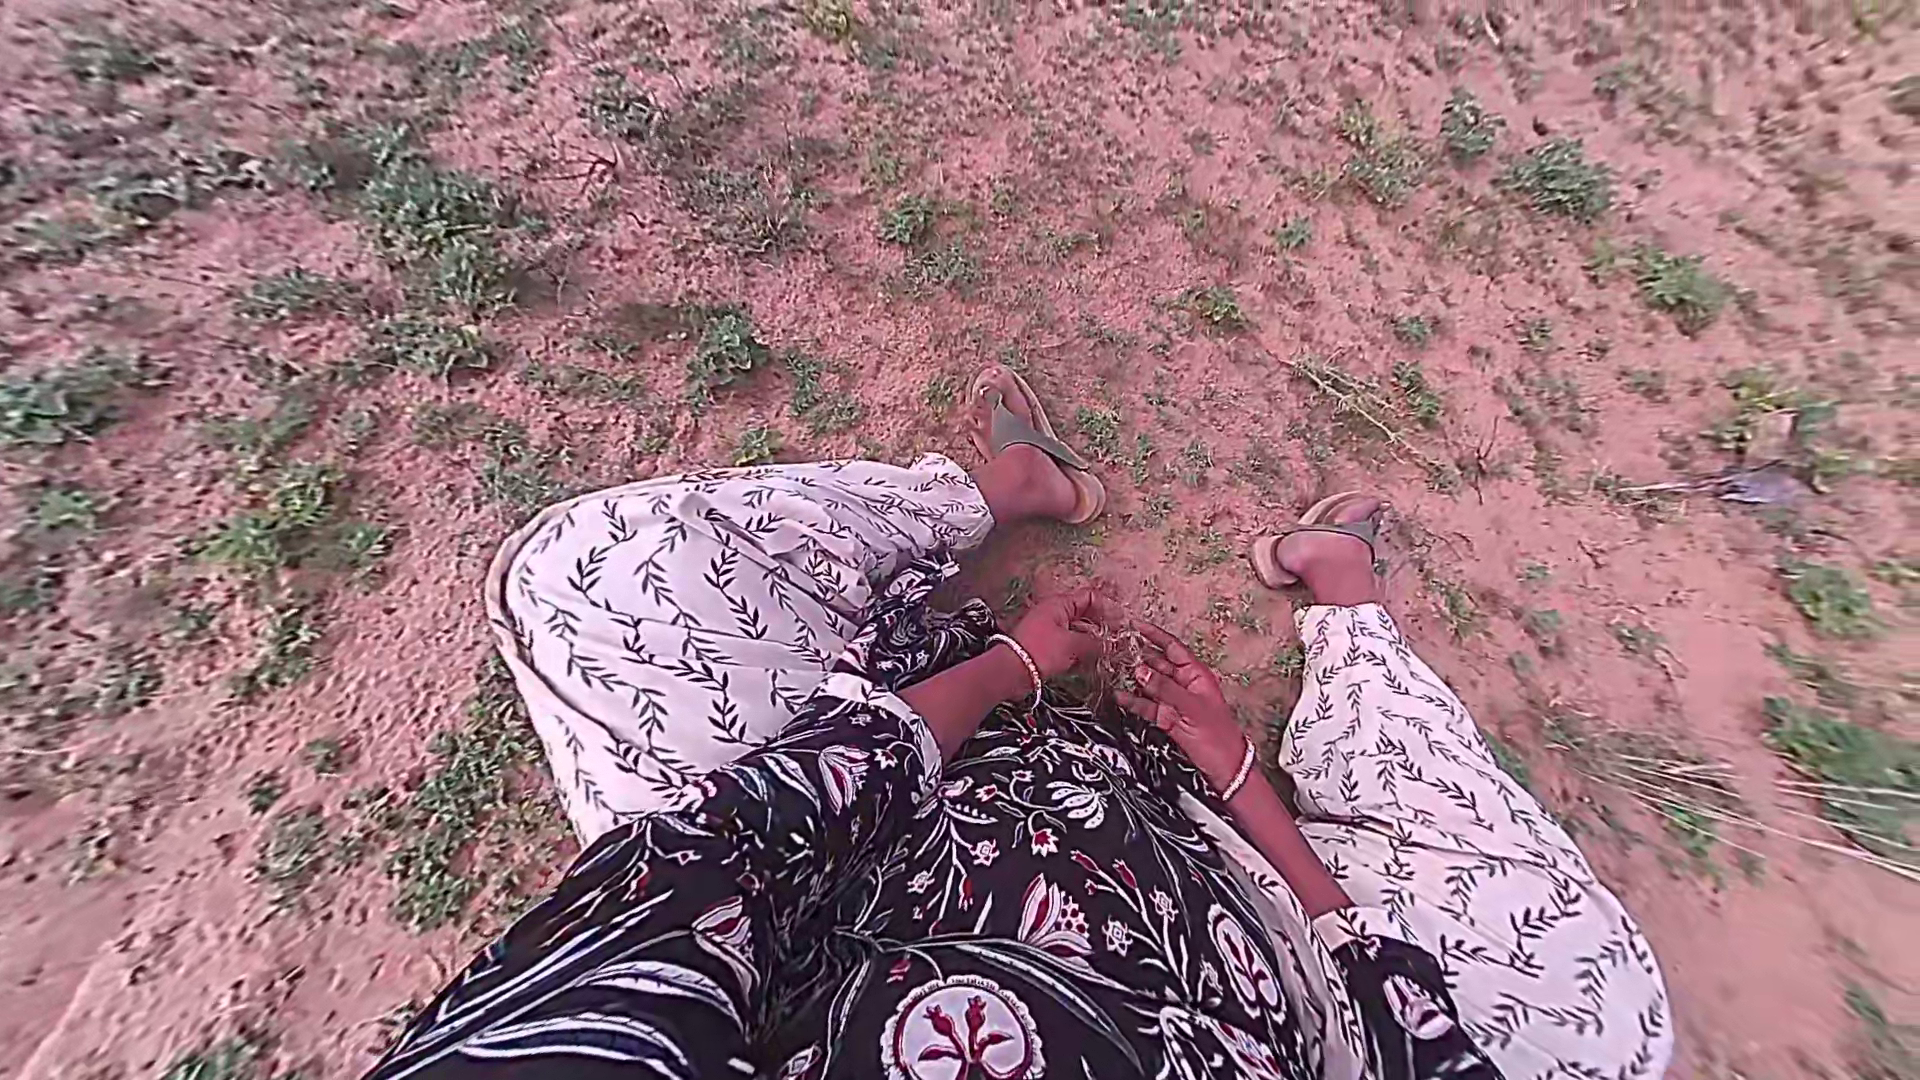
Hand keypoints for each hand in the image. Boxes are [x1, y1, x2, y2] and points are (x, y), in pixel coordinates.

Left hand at [1007, 587, 1115, 678]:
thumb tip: (1111, 644)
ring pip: (1078, 631)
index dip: (1107, 608)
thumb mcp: (1072, 644)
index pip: (1089, 597)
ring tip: (1109, 653)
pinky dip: (1080, 651)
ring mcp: (1050, 630)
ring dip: (1093, 641)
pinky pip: (1069, 645)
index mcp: (1060, 604)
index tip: (1121, 623)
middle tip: (1119, 640)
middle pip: (1085, 614)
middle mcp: (1055, 613)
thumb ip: (1095, 642)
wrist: (1011, 670)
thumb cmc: (1041, 650)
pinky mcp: (1046, 646)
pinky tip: (1092, 662)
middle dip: (1102, 626)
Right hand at [1113, 622, 1250, 790]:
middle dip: (1139, 656)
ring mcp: (1173, 701)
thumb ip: (1164, 688)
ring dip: (1134, 678)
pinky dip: (1133, 700)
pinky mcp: (1166, 717)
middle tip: (1118, 649)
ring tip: (1114, 670)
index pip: (1172, 647)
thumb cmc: (1218, 737)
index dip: (1155, 635)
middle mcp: (1183, 684)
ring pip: (1149, 683)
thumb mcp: (1191, 708)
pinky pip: (1146, 704)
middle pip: (1158, 664)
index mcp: (1196, 675)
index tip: (1136, 625)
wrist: (1224, 769)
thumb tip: (1140, 670)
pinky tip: (1120, 696)